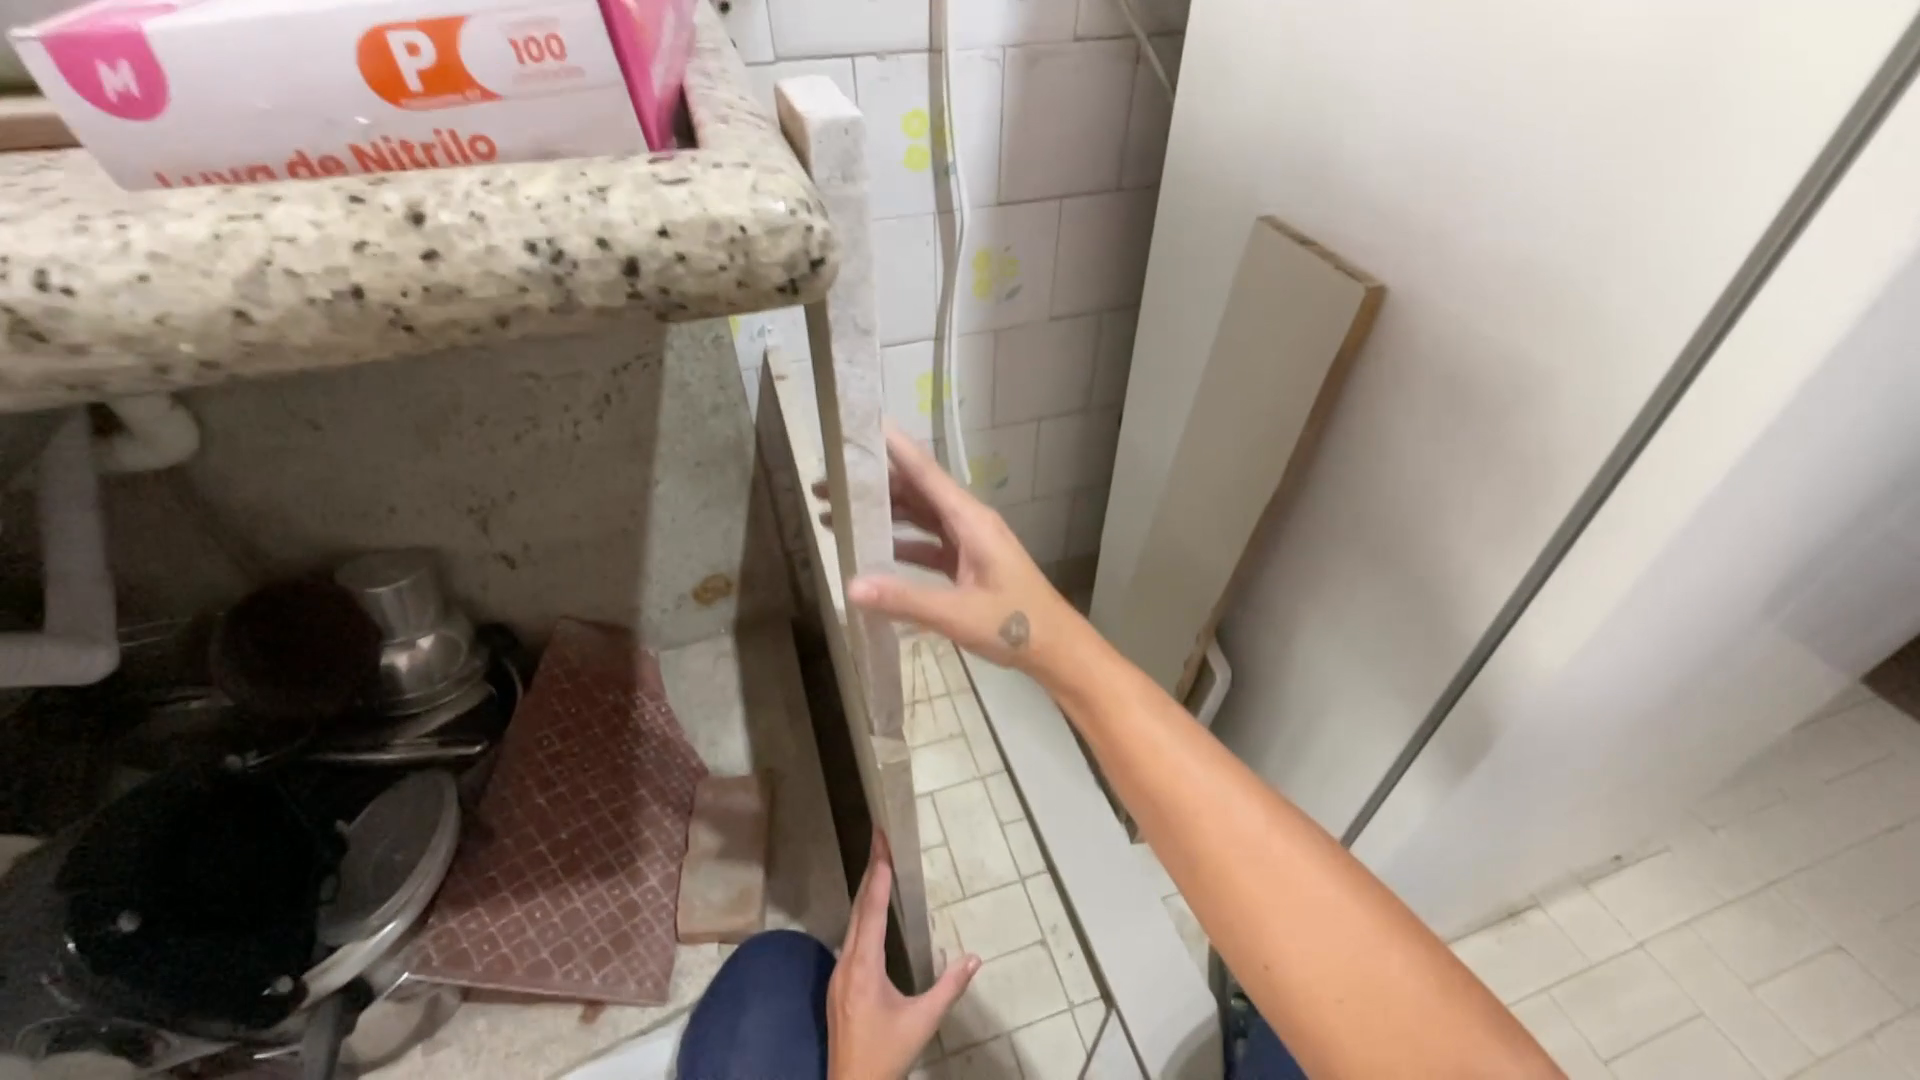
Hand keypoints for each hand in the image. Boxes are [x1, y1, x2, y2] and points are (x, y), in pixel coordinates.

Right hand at [814, 426, 1085, 673]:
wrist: (1054, 647)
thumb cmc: (1014, 624)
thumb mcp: (957, 613)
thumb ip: (904, 599)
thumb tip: (851, 586)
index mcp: (971, 520)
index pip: (926, 473)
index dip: (894, 448)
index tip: (861, 426)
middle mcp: (968, 522)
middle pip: (916, 491)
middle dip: (874, 485)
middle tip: (826, 484)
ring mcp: (968, 542)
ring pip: (919, 516)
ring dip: (883, 513)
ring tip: (838, 514)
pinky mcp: (966, 563)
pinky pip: (926, 543)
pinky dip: (900, 542)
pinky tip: (871, 550)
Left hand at [828, 829, 978, 1079]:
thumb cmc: (887, 1055)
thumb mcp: (923, 1022)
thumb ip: (949, 987)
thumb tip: (975, 958)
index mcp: (863, 968)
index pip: (871, 911)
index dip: (877, 877)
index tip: (881, 846)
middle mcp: (846, 965)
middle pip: (857, 910)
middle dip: (868, 873)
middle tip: (878, 841)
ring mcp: (838, 976)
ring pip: (851, 924)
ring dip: (864, 894)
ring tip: (877, 868)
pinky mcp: (839, 987)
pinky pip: (850, 939)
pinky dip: (861, 916)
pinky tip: (869, 915)